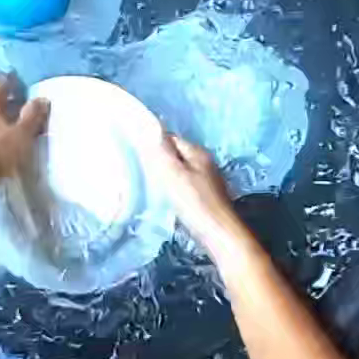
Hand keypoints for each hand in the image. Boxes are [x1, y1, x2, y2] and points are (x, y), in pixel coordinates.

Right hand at [150, 133, 248, 257]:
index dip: (153, 144)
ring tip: (153, 185)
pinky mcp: (208, 195)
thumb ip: (161, 150)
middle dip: (160, 158)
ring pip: (182, 169)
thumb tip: (150, 124)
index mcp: (197, 152)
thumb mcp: (173, 173)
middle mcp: (205, 161)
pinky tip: (170, 198)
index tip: (138, 156)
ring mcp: (209, 178)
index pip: (170, 138)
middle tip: (142, 171)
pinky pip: (187, 183)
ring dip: (168, 174)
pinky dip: (177, 186)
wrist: (220, 235)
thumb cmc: (194, 203)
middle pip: (177, 153)